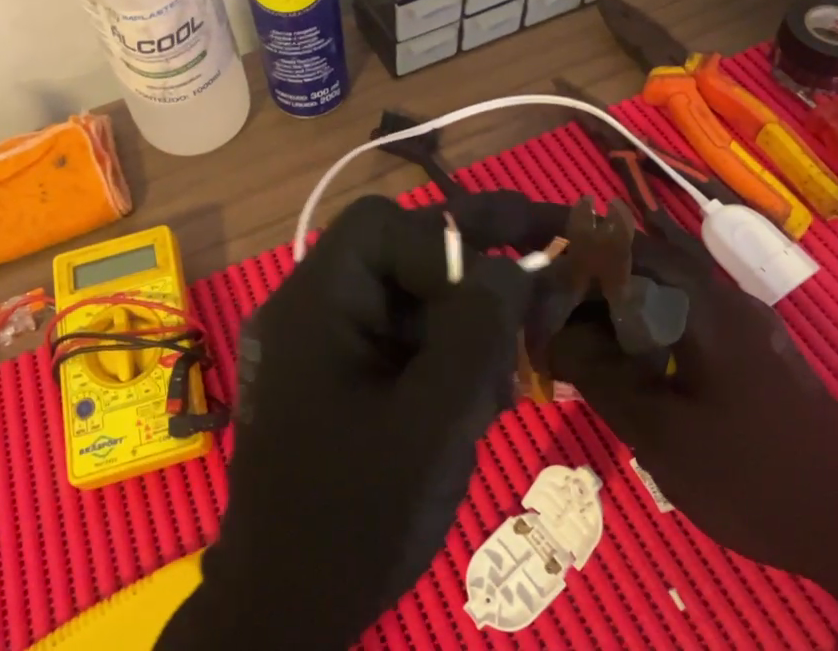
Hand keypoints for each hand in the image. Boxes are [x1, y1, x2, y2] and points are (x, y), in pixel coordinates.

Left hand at [159, 193, 557, 650]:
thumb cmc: (355, 516)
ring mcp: (323, 347)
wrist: (287, 607)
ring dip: (469, 314)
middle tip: (550, 242)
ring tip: (526, 345)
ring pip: (409, 299)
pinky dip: (449, 354)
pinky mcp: (340, 380)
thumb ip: (475, 334)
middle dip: (474, 259)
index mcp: (313, 306)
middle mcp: (311, 311)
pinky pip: (402, 343)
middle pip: (398, 255)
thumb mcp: (432, 423)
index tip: (504, 286)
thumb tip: (511, 267)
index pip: (383, 230)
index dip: (449, 243)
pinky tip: (489, 389)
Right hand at [551, 235, 837, 650]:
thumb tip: (550, 332)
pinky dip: (650, 329)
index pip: (629, 251)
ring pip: (670, 296)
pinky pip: (691, 323)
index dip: (579, 261)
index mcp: (708, 306)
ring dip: (623, 308)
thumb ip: (599, 374)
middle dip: (596, 284)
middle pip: (649, 267)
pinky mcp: (759, 358)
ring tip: (580, 337)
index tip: (540, 287)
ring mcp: (751, 329)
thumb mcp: (659, 432)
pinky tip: (629, 362)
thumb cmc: (754, 479)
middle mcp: (731, 302)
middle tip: (553, 316)